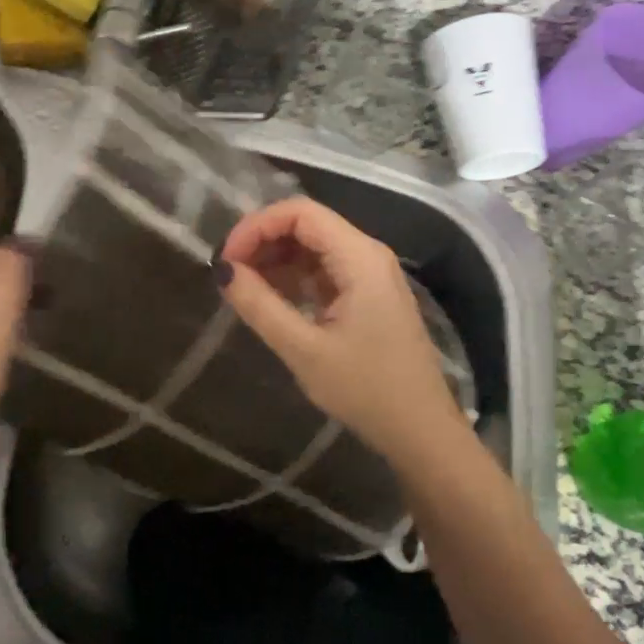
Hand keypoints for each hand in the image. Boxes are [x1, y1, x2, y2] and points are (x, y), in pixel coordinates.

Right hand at [215, 196, 466, 461]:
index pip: (299, 212)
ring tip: (243, 289)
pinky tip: (271, 301)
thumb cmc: (366, 389)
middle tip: (229, 274)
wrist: (420, 431)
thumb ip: (260, 306)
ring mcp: (370, 274)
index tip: (225, 259)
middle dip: (262, 241)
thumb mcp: (304, 350)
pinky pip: (324, 270)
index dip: (256, 226)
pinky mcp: (367, 295)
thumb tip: (223, 270)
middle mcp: (367, 254)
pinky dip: (293, 277)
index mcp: (359, 257)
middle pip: (306, 224)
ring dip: (275, 259)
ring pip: (313, 246)